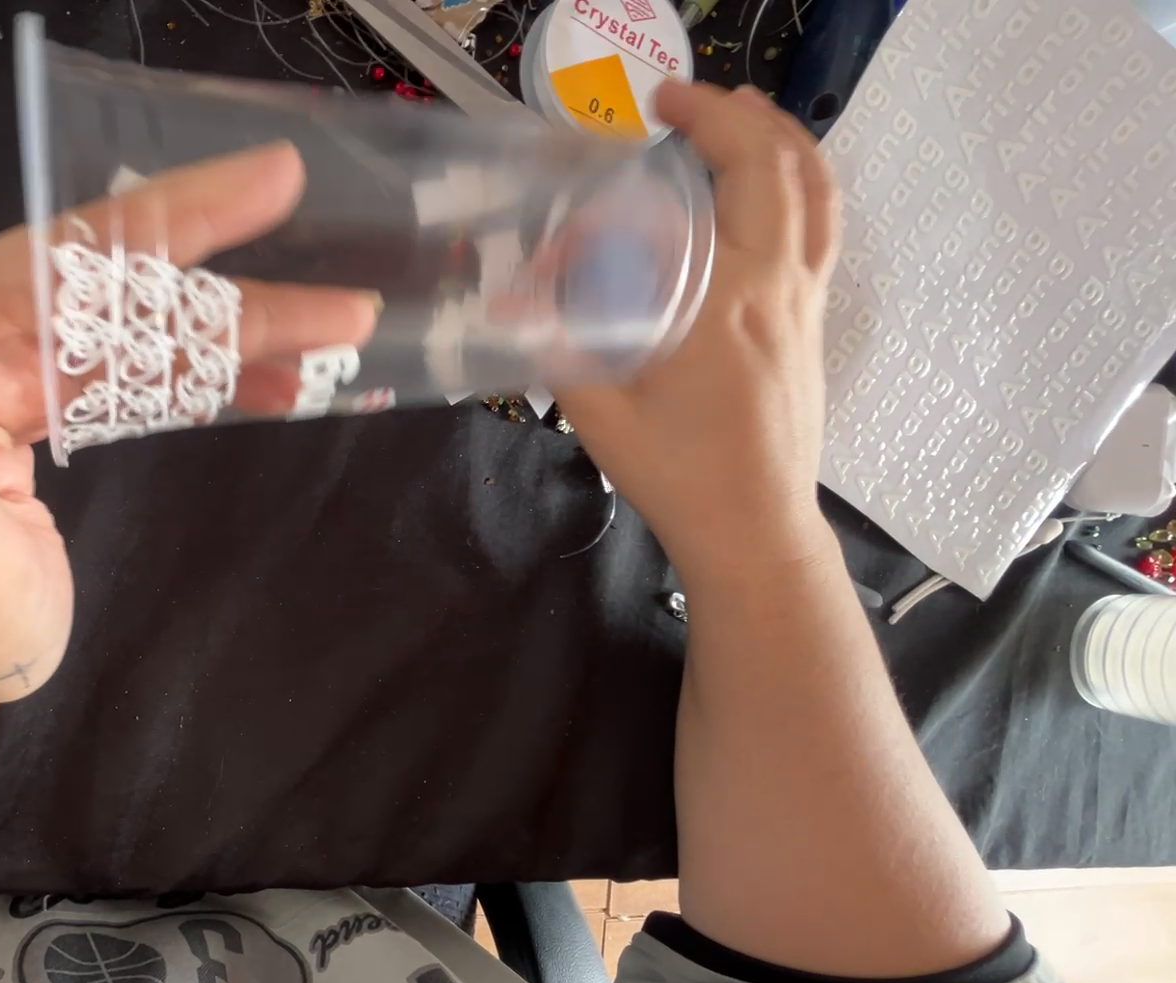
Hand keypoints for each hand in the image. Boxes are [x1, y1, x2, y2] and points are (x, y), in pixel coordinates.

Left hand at [0, 145, 375, 729]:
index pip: (58, 266)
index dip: (168, 225)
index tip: (272, 184)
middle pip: (115, 287)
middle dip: (231, 282)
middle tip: (339, 276)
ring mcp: (10, 374)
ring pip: (141, 331)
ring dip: (238, 335)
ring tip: (336, 332)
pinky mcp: (44, 407)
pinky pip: (138, 375)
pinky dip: (208, 378)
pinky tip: (275, 385)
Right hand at [555, 82, 841, 577]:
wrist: (753, 524)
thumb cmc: (675, 474)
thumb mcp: (599, 416)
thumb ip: (558, 354)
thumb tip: (517, 312)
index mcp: (720, 305)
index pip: (684, 209)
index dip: (633, 188)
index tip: (609, 162)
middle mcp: (777, 286)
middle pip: (778, 167)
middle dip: (731, 114)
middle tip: (680, 100)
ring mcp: (807, 300)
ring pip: (817, 189)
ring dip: (780, 135)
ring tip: (737, 113)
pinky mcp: (814, 319)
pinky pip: (822, 224)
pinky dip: (799, 179)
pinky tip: (767, 184)